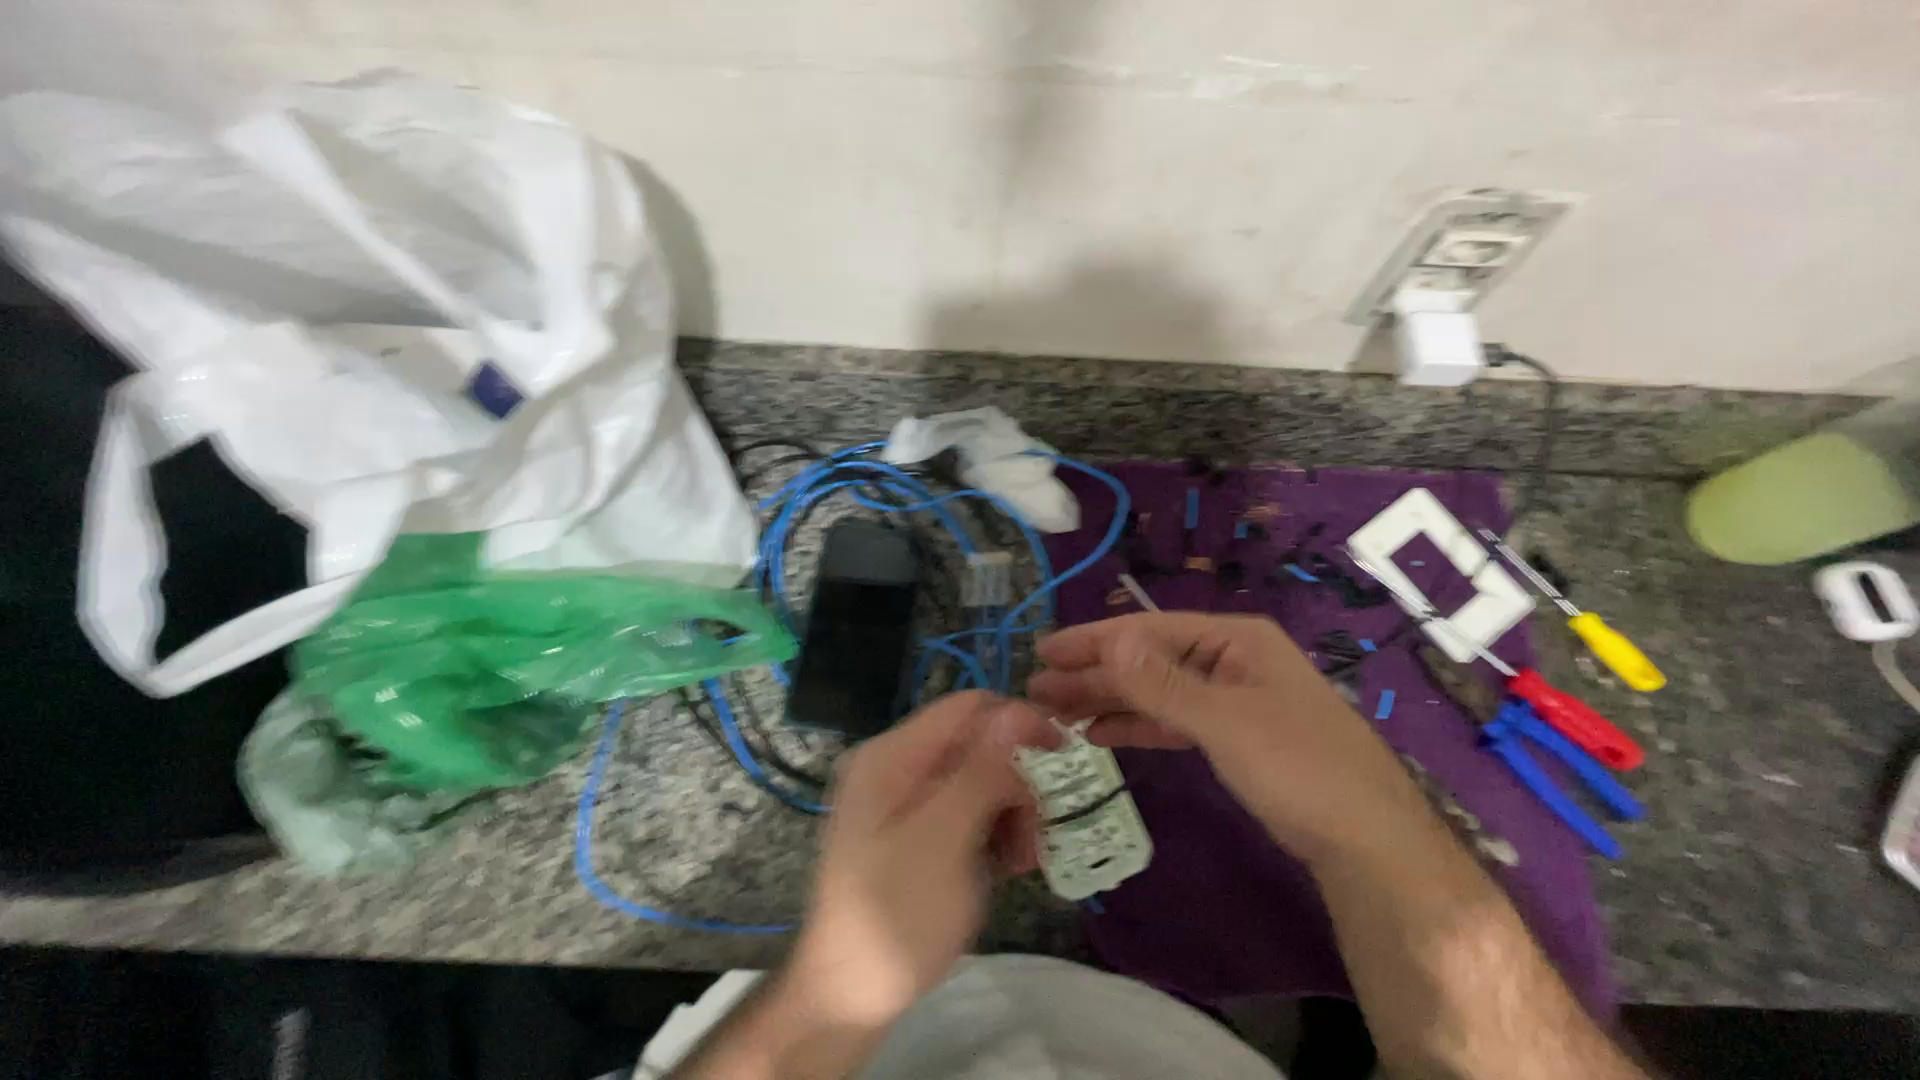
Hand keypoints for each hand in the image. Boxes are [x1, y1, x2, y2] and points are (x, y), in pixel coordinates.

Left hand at [783, 691, 1057, 1027]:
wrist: (849, 996)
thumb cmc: (897, 915)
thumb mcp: (944, 839)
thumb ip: (979, 772)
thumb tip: (1017, 711)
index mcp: (892, 755)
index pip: (968, 707)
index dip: (1019, 722)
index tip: (1062, 757)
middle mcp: (896, 767)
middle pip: (978, 744)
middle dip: (1016, 782)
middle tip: (1034, 837)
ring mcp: (904, 801)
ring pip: (979, 780)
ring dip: (1011, 812)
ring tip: (1021, 863)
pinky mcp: (916, 833)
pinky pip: (967, 811)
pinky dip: (993, 832)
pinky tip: (1004, 867)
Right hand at [1026, 612, 1427, 865]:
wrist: (1366, 840)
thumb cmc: (1297, 767)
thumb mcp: (1224, 720)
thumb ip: (1161, 683)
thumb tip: (1109, 641)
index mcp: (1236, 640)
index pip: (1150, 630)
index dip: (1095, 640)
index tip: (1044, 650)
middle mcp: (1231, 661)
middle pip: (1149, 660)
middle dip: (1094, 673)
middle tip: (1037, 687)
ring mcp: (1233, 700)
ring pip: (1157, 692)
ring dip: (1108, 700)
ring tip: (1055, 711)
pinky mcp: (1233, 737)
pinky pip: (1173, 722)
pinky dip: (1136, 726)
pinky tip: (1099, 734)